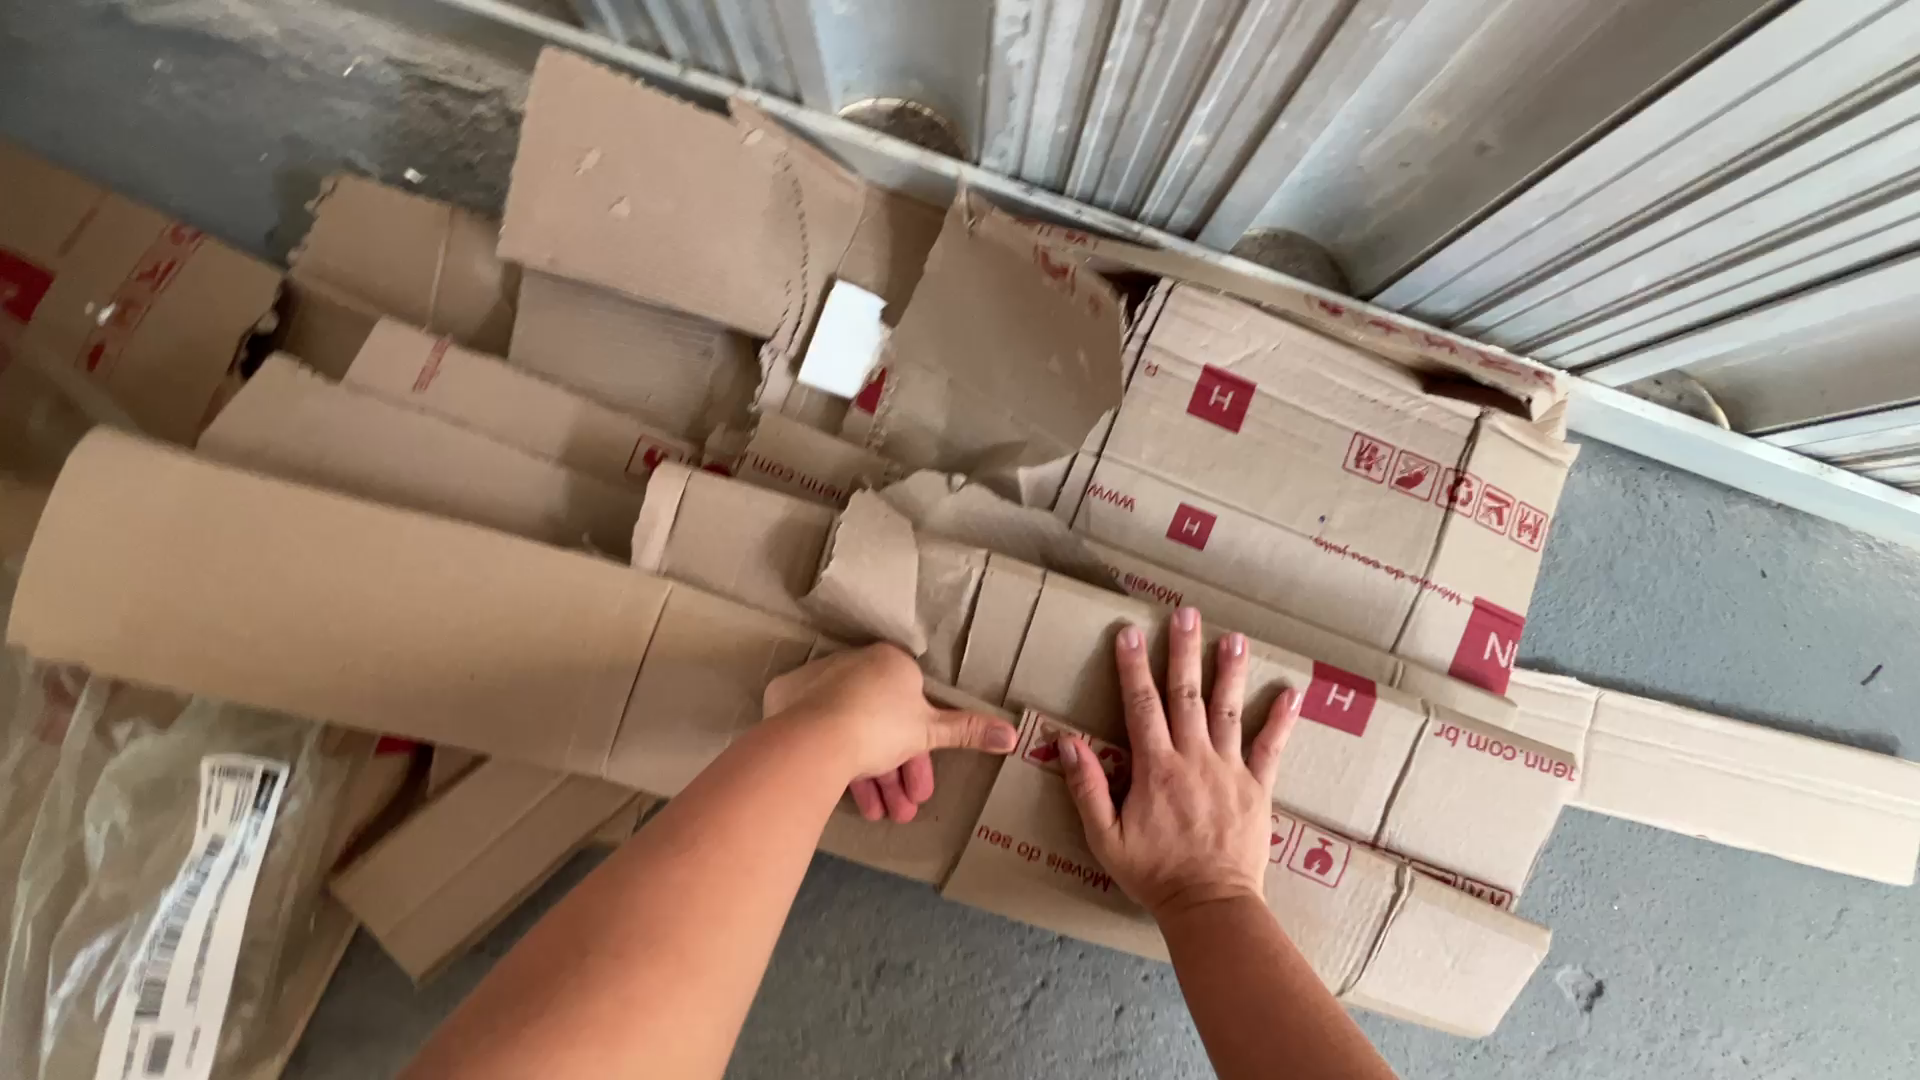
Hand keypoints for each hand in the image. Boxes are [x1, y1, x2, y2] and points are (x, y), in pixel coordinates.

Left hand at [763, 644, 1017, 823]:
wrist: (815, 737)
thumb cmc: (880, 726)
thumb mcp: (929, 732)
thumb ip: (969, 730)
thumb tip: (1012, 734)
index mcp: (891, 662)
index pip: (913, 709)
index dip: (919, 755)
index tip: (920, 790)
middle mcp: (854, 663)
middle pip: (880, 724)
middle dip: (895, 775)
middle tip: (901, 814)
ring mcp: (816, 680)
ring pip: (849, 731)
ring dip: (867, 777)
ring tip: (875, 816)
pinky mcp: (785, 698)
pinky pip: (814, 729)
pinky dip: (829, 756)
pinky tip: (833, 785)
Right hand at [1060, 608, 1299, 918]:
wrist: (1211, 908)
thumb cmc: (1154, 874)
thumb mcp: (1105, 838)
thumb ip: (1086, 788)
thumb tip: (1066, 743)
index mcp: (1155, 768)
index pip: (1141, 705)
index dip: (1133, 667)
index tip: (1130, 633)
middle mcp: (1194, 758)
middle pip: (1186, 695)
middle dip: (1184, 651)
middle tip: (1185, 613)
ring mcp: (1229, 770)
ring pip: (1228, 711)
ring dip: (1230, 672)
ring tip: (1234, 637)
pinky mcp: (1257, 788)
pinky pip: (1270, 748)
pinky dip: (1280, 720)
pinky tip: (1291, 693)